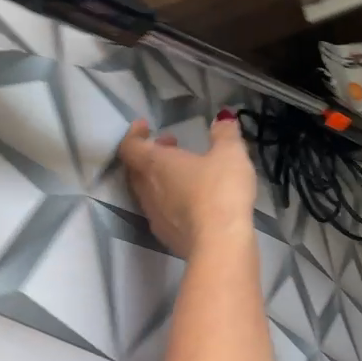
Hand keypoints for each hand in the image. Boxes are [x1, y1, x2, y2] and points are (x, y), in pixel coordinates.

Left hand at [117, 115, 257, 258]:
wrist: (219, 242)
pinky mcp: (166, 234)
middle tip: (170, 144)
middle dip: (150, 154)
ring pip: (147, 190)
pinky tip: (192, 198)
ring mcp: (155, 215)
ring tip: (185, 170)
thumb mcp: (231, 153)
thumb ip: (224, 133)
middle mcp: (148, 189)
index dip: (133, 134)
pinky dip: (170, 197)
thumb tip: (222, 118)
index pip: (130, 147)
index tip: (143, 125)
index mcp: (157, 165)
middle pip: (136, 169)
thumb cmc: (221, 190)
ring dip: (160, 176)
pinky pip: (161, 209)